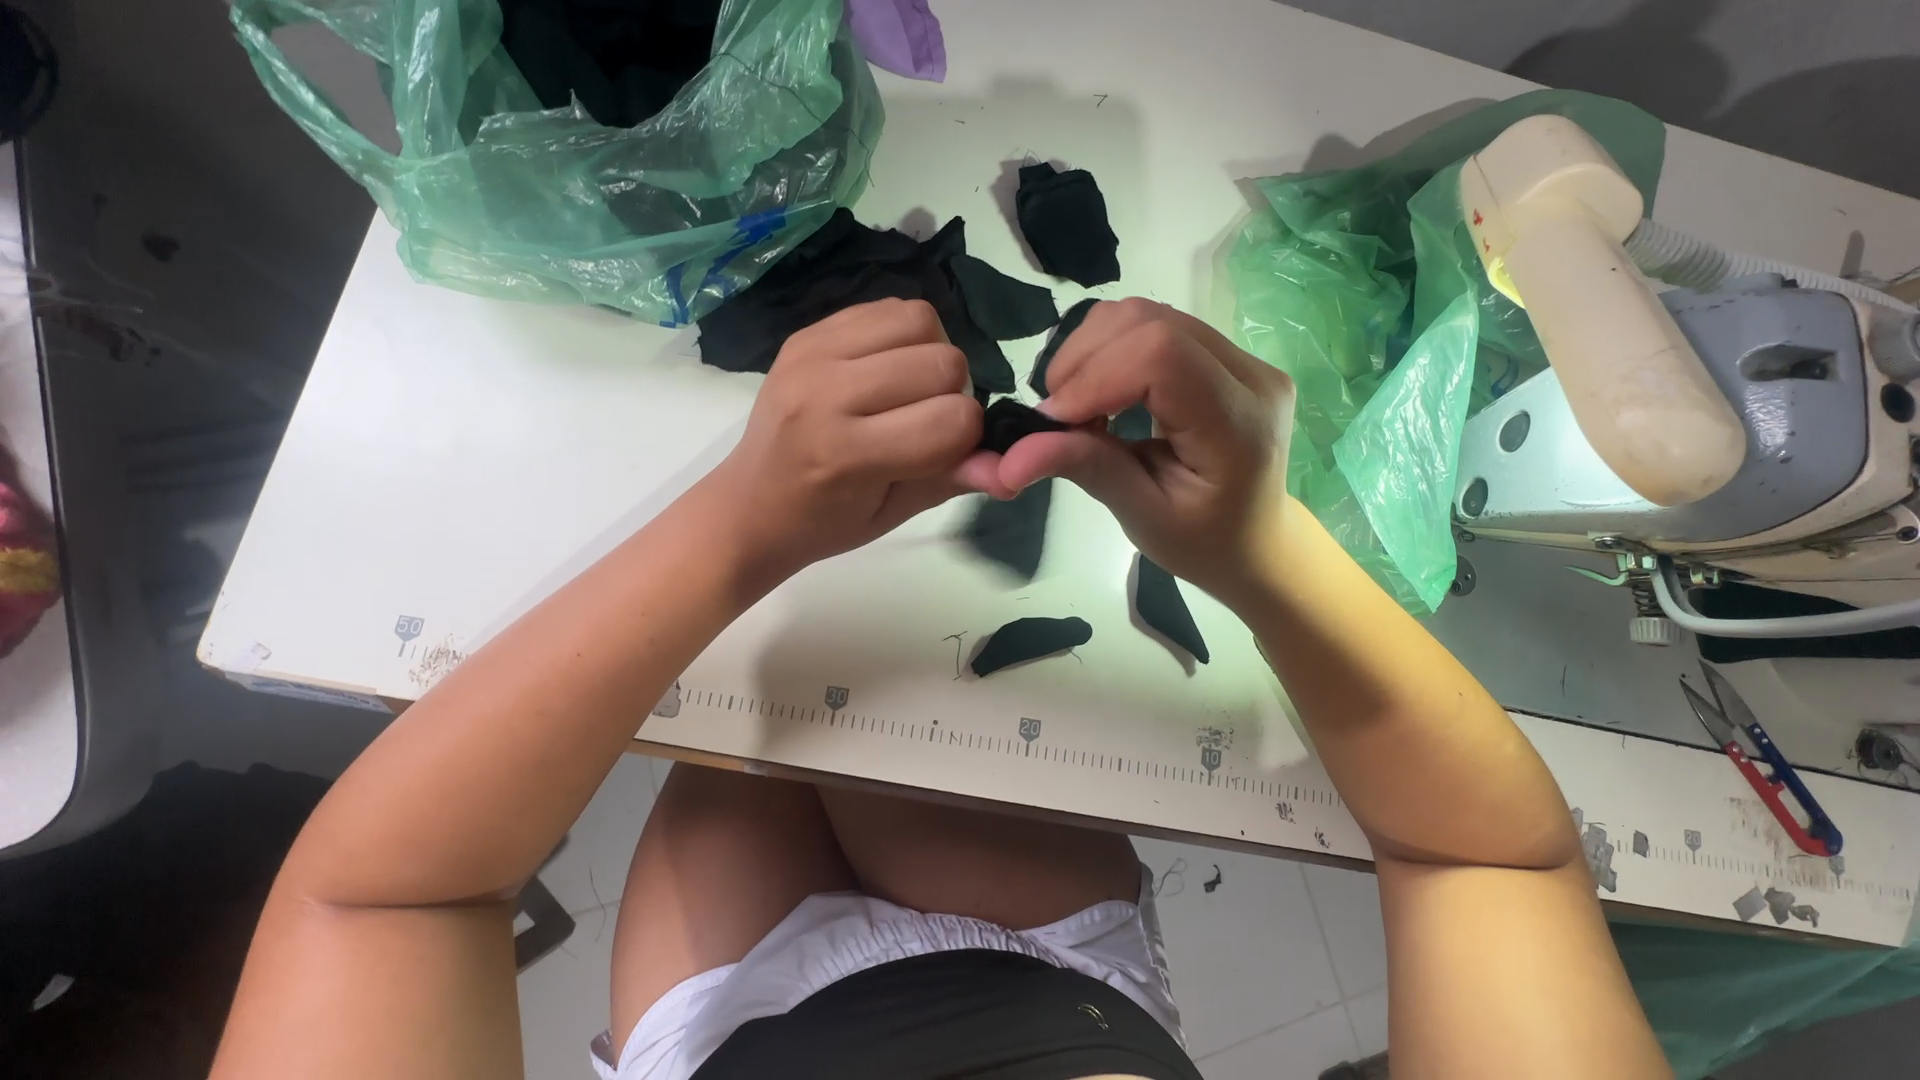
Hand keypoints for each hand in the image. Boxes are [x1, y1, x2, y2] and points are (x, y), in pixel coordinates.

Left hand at [695, 298, 984, 588]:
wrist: (750, 505)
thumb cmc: (825, 522)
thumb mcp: (893, 514)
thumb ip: (953, 479)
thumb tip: (1013, 465)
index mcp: (847, 454)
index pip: (952, 421)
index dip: (964, 438)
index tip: (940, 454)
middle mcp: (826, 394)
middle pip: (943, 362)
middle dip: (951, 393)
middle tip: (923, 420)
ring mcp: (812, 355)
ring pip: (918, 320)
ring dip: (930, 354)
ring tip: (906, 388)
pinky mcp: (806, 333)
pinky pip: (885, 308)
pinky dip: (901, 335)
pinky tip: (883, 368)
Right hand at [996, 299, 1294, 599]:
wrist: (1256, 541)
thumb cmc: (1204, 543)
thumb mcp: (1143, 518)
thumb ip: (1087, 469)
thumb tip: (1010, 457)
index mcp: (1239, 424)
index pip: (1161, 357)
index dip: (1094, 377)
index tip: (1053, 422)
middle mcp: (1250, 374)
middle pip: (1147, 322)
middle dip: (1083, 362)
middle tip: (1058, 419)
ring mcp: (1241, 356)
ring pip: (1145, 314)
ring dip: (1091, 352)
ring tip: (1077, 408)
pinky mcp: (1223, 352)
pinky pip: (1152, 325)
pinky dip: (1108, 350)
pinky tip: (1100, 394)